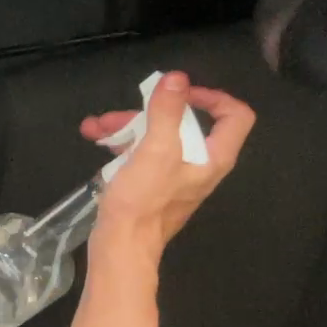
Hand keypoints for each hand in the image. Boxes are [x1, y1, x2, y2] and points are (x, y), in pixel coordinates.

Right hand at [79, 71, 255, 266]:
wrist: (120, 248)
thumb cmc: (143, 202)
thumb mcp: (155, 152)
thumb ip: (165, 113)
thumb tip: (175, 78)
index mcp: (212, 157)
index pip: (234, 116)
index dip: (211, 98)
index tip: (178, 93)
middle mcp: (198, 165)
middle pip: (183, 126)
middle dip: (148, 114)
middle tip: (116, 114)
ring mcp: (172, 178)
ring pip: (156, 140)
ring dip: (126, 129)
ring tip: (93, 128)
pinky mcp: (148, 189)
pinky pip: (140, 158)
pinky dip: (121, 147)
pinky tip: (97, 144)